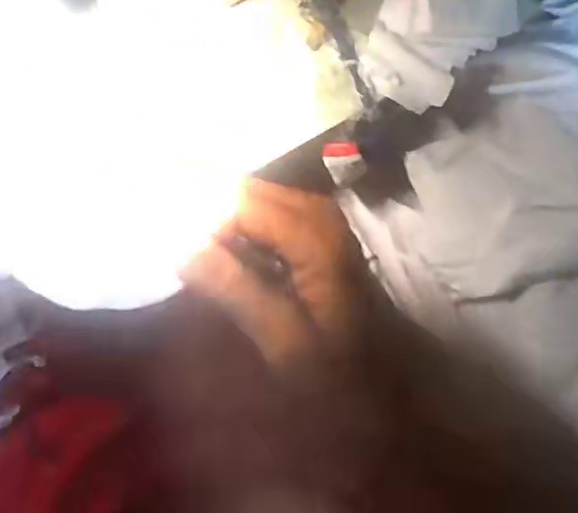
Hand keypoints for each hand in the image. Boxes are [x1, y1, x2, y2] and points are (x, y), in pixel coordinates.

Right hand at [181, 179, 370, 376]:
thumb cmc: (343, 370)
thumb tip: (182, 250)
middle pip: (244, 190)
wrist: (395, 387)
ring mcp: (319, 213)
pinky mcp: (316, 224)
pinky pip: (265, 208)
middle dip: (210, 216)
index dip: (205, 226)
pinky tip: (231, 256)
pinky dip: (242, 226)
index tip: (185, 259)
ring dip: (224, 221)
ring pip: (252, 196)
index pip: (236, 202)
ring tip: (205, 258)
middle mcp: (316, 209)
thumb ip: (233, 290)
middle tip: (188, 254)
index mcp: (312, 234)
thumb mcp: (285, 341)